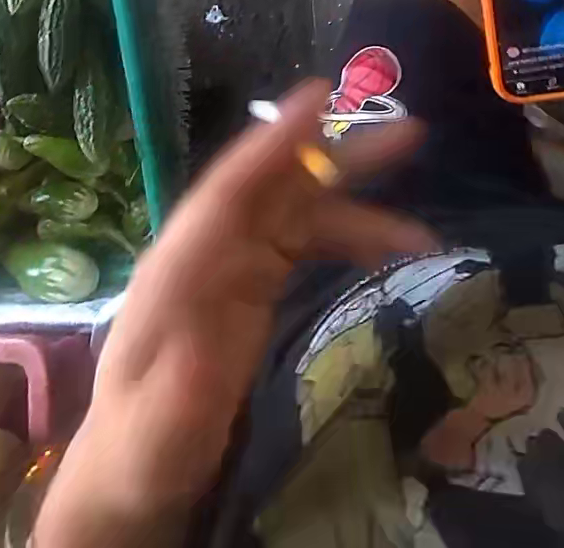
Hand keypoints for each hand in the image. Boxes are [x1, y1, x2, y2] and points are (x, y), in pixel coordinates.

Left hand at [35, 81, 433, 546]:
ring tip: (425, 232)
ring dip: (362, 207)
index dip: (272, 142)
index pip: (227, 192)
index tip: (317, 99)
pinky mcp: (260, 273)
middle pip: (279, 185)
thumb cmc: (140, 448)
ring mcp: (238, 257)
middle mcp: (211, 246)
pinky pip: (314, 238)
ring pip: (306, 208)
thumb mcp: (154, 435)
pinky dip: (355, 238)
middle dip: (339, 156)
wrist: (138, 463)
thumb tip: (209, 342)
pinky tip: (394, 250)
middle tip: (407, 133)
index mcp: (178, 269)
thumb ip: (179, 392)